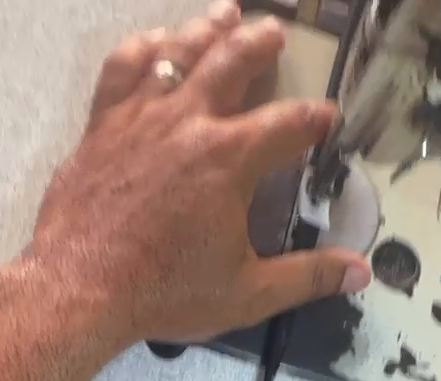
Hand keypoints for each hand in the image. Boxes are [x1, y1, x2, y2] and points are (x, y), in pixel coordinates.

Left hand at [21, 3, 371, 351]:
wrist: (80, 288)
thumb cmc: (165, 292)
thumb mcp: (247, 293)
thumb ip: (306, 278)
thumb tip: (359, 274)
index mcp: (230, 159)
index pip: (288, 125)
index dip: (314, 119)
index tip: (327, 118)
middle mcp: (188, 123)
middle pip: (233, 63)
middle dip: (260, 45)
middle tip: (275, 32)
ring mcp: (140, 118)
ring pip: (180, 53)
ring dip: (207, 29)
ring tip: (225, 14)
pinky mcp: (102, 126)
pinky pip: (123, 68)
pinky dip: (143, 48)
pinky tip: (154, 42)